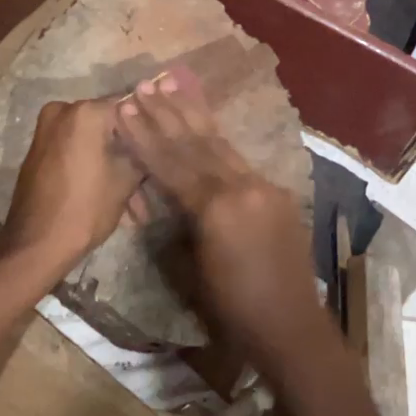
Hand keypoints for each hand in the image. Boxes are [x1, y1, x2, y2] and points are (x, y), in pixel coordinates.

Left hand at [0, 99, 143, 272]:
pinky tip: (110, 197)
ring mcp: (46, 130)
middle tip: (148, 181)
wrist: (35, 245)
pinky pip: (74, 151)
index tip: (161, 146)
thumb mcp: (125, 181)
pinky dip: (91, 168)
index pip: (129, 106)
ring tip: (133, 205)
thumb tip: (149, 141)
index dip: (147, 126)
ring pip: (91, 143)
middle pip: (108, 126)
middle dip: (128, 154)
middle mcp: (63, 111)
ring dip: (111, 167)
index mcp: (86, 112)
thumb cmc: (85, 208)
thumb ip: (141, 151)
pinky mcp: (38, 151)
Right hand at [113, 71, 323, 348]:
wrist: (292, 329)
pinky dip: (217, 137)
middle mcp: (241, 185)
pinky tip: (205, 123)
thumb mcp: (188, 272)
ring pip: (220, 142)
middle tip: (143, 85)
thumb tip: (150, 197)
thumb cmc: (232, 312)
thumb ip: (170, 226)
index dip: (144, 136)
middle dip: (166, 113)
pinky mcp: (276, 191)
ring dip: (192, 115)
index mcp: (215, 207)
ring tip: (171, 86)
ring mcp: (263, 184)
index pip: (171, 163)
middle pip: (195, 143)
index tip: (124, 108)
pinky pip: (239, 157)